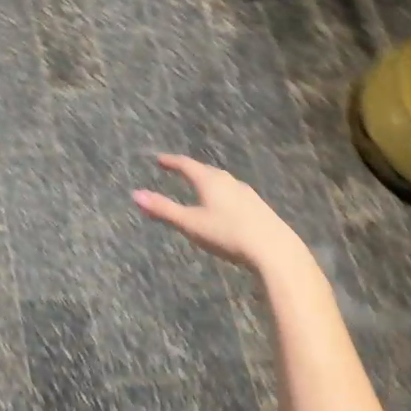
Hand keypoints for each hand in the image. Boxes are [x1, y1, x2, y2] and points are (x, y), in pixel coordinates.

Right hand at [133, 155, 307, 272]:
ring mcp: (248, 194)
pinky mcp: (260, 208)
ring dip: (209, 181)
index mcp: (210, 181)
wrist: (276, 251)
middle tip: (178, 171)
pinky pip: (235, 193)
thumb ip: (163, 209)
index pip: (186, 164)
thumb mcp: (190, 224)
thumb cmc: (228, 234)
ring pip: (223, 182)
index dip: (171, 161)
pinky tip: (225, 207)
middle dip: (190, 170)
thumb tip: (135, 194)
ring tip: (200, 187)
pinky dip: (223, 194)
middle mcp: (229, 182)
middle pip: (206, 170)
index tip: (159, 159)